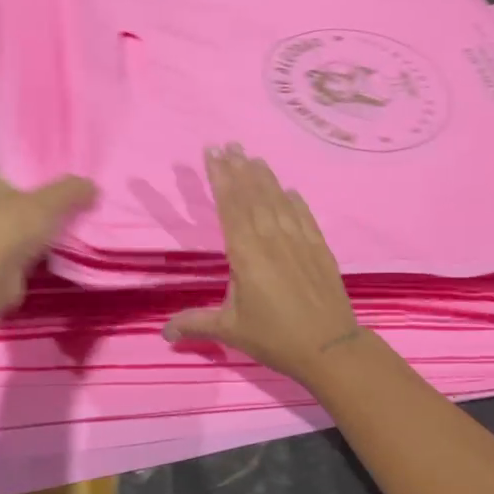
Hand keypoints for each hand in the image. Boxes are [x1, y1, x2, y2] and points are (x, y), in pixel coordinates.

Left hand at [0, 160, 96, 319]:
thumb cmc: (4, 232)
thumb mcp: (47, 204)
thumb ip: (71, 190)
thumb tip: (92, 186)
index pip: (5, 155)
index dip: (31, 152)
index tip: (59, 152)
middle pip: (13, 187)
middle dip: (41, 187)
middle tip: (74, 180)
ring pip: (16, 217)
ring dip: (39, 219)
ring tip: (75, 209)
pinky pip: (18, 243)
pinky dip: (36, 243)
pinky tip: (61, 240)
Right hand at [163, 144, 366, 384]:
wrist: (329, 348)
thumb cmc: (275, 339)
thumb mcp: (230, 331)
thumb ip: (196, 324)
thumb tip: (163, 333)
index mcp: (247, 254)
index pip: (230, 207)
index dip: (220, 178)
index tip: (212, 153)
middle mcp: (272, 239)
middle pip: (254, 196)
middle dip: (239, 169)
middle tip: (229, 144)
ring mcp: (299, 241)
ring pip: (279, 201)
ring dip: (265, 178)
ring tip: (253, 157)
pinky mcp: (319, 249)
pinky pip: (304, 217)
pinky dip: (295, 201)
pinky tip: (290, 190)